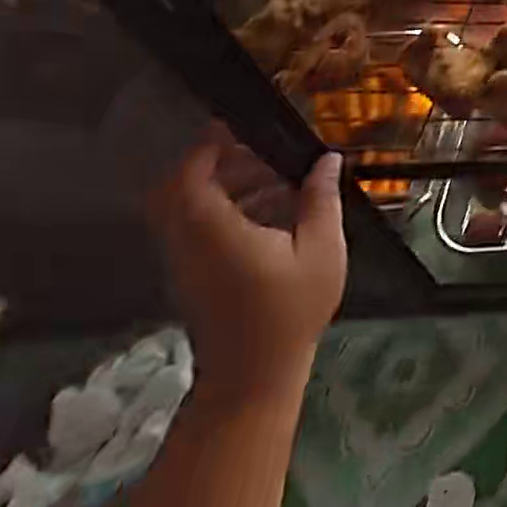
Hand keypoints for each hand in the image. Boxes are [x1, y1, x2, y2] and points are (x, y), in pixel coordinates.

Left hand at [146, 123, 346, 394]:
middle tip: (260, 154)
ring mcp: (185, 261)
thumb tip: (327, 160)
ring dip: (225, 186)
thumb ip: (321, 200)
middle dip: (216, 163)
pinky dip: (225, 209)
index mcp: (215, 230)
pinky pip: (196, 227)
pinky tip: (272, 215)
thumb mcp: (320, 251)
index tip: (236, 129)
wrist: (254, 377)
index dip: (205, 147)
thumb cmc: (289, 311)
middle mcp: (189, 241)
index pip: (188, 177)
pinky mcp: (191, 275)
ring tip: (276, 181)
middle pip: (180, 188)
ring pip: (188, 207)